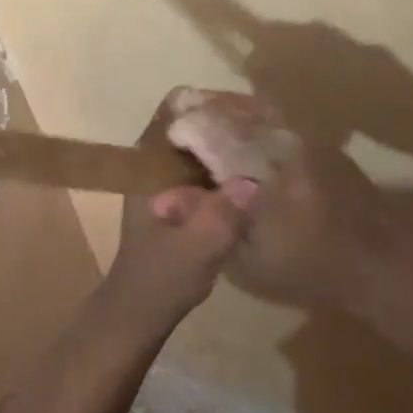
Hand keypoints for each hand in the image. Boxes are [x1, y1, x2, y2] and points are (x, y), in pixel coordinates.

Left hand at [105, 92, 255, 323]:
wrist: (141, 309)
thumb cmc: (161, 277)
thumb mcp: (196, 250)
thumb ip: (221, 217)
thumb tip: (252, 183)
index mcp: (147, 163)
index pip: (176, 108)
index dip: (213, 104)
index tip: (251, 113)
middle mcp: (152, 160)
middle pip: (192, 119)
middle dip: (230, 119)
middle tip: (271, 129)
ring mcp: (164, 176)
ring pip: (201, 141)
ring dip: (232, 140)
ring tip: (271, 145)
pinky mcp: (179, 194)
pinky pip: (206, 164)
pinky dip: (230, 163)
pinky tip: (259, 174)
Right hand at [164, 89, 412, 313]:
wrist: (380, 264)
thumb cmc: (307, 268)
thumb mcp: (247, 258)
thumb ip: (204, 220)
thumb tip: (160, 198)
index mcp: (258, 165)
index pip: (204, 126)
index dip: (178, 130)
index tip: (164, 147)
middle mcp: (278, 138)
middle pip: (226, 107)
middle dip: (196, 112)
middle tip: (177, 131)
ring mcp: (301, 134)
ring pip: (249, 106)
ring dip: (220, 110)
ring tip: (201, 128)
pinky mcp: (317, 139)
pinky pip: (271, 115)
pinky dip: (246, 118)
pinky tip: (238, 140)